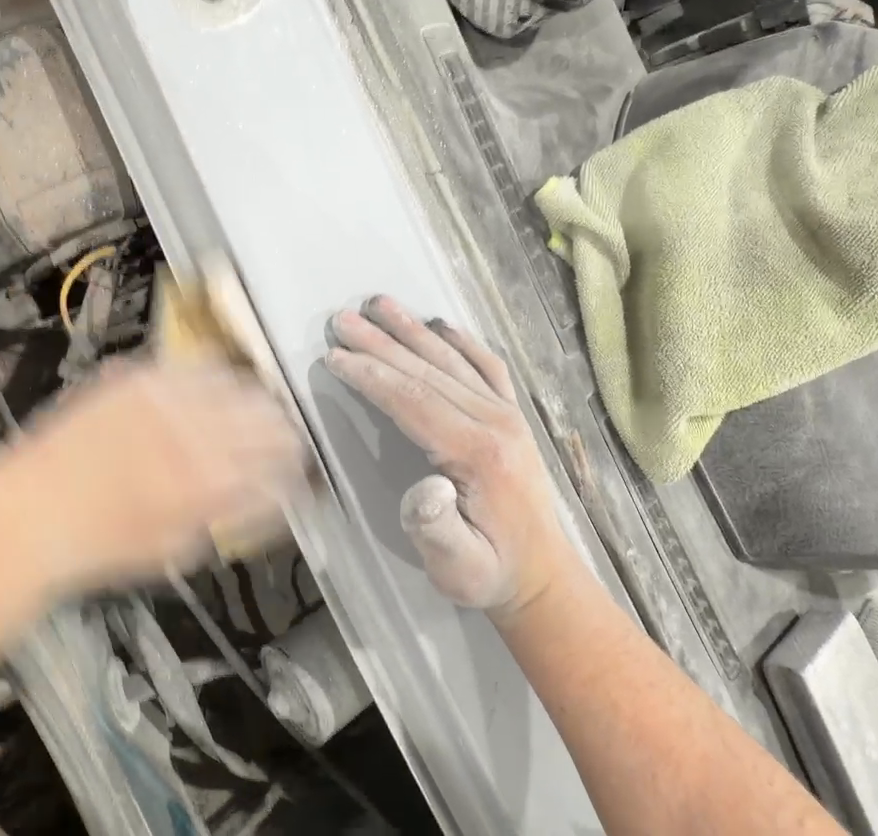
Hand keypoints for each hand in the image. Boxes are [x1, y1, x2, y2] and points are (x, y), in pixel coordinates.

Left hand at [0, 362, 304, 591]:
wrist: (33, 511)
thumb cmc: (104, 543)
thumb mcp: (179, 545)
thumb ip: (230, 515)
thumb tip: (268, 496)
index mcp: (215, 483)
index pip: (281, 465)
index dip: (297, 466)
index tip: (298, 468)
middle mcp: (199, 434)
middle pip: (270, 419)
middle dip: (284, 429)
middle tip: (281, 436)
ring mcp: (170, 399)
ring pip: (240, 384)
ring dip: (254, 399)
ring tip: (253, 407)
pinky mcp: (142, 376)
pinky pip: (197, 365)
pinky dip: (214, 377)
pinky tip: (212, 387)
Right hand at [325, 296, 574, 616]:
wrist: (543, 574)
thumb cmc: (490, 573)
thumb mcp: (458, 568)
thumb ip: (436, 530)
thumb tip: (424, 487)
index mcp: (479, 453)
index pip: (414, 401)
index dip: (371, 375)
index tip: (334, 355)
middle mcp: (496, 422)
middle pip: (428, 371)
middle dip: (380, 343)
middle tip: (341, 319)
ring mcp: (508, 415)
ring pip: (452, 361)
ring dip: (412, 331)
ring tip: (378, 303)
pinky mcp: (513, 416)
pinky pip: (487, 366)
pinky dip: (462, 341)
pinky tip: (441, 324)